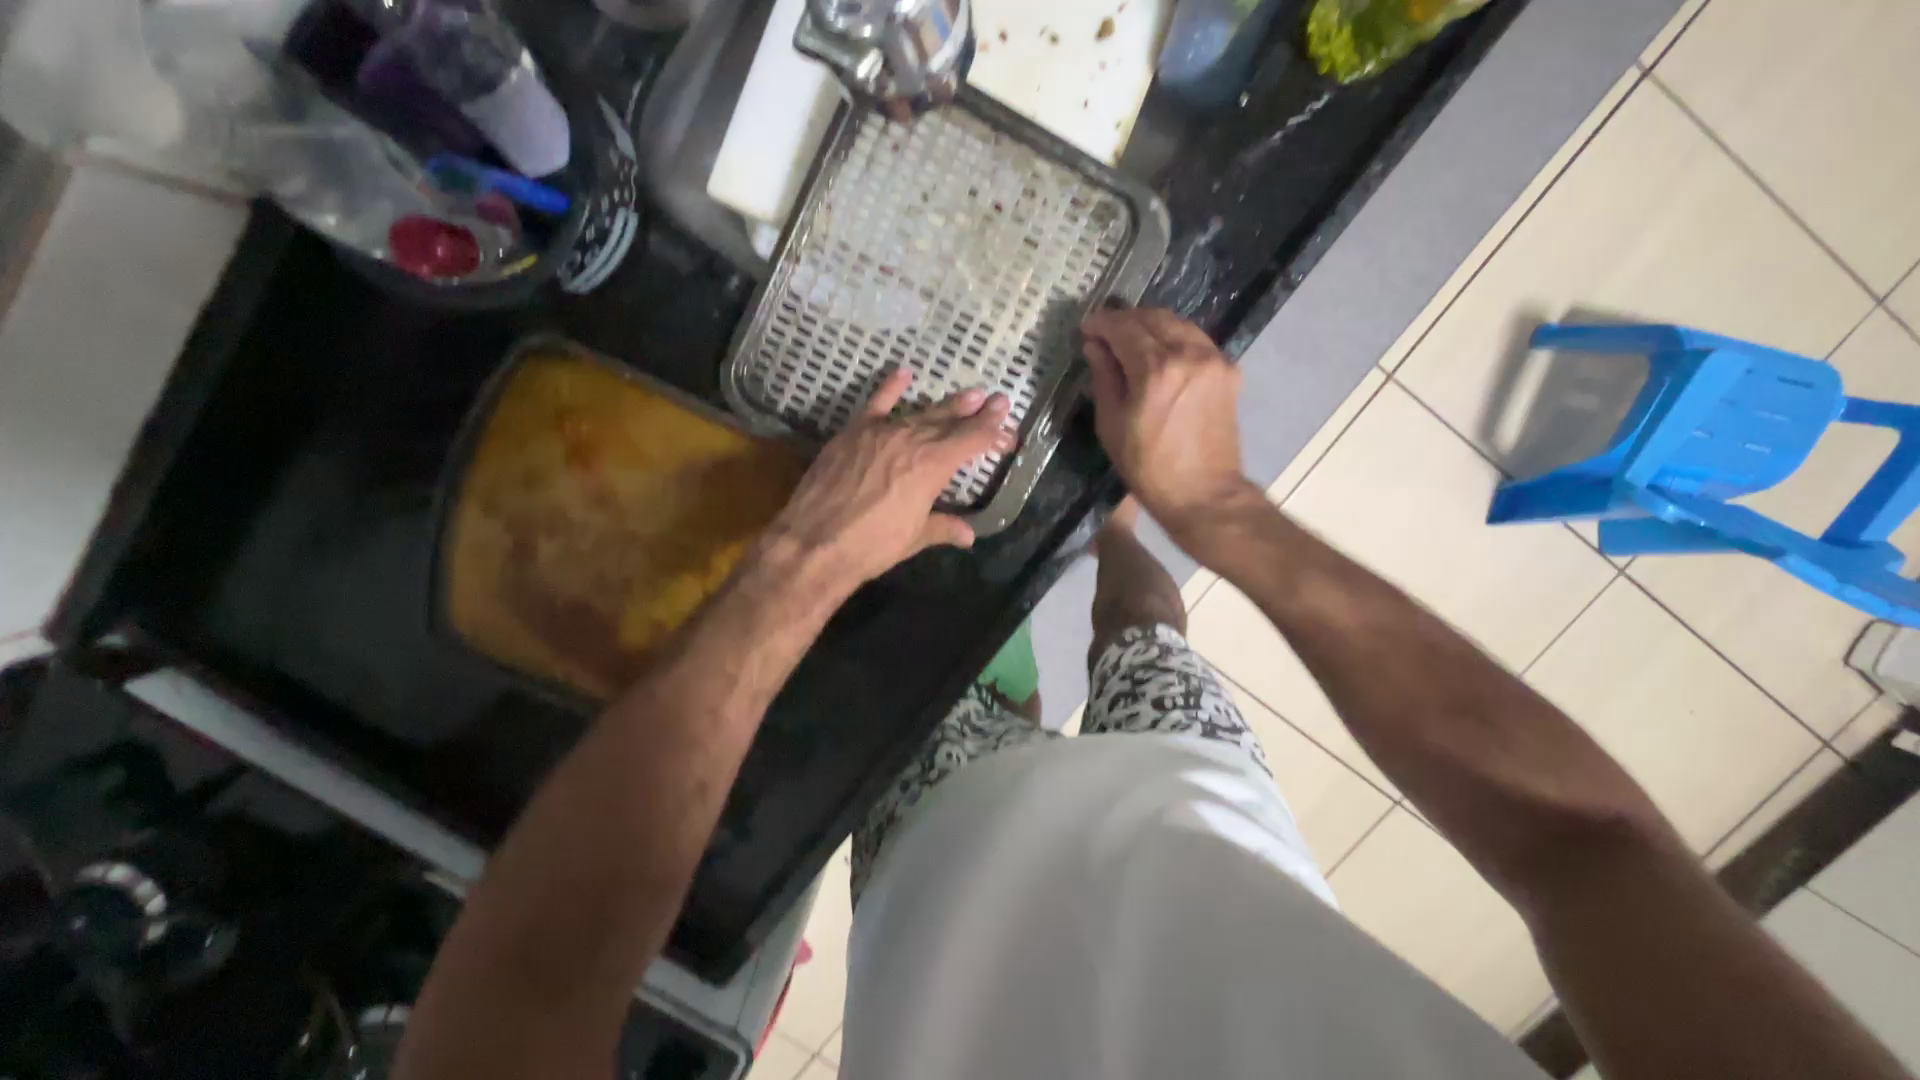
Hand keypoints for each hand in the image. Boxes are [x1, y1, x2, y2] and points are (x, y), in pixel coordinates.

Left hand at [765, 369, 1013, 588]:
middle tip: (997, 401)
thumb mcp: (914, 538)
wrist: (814, 542)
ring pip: (920, 413)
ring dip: (946, 405)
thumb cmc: (871, 546)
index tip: (1009, 428)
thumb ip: (942, 528)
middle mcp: (911, 440)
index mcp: (933, 465)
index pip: (973, 441)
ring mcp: (880, 432)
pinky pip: (876, 404)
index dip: (994, 433)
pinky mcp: (853, 432)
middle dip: (976, 414)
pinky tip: (905, 373)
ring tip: (969, 394)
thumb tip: (968, 534)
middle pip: (950, 421)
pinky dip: (891, 388)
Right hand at [1082, 307, 1255, 535]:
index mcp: (1156, 369)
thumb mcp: (1111, 424)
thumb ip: (1104, 377)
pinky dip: (1174, 338)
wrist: (1203, 492)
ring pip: (1178, 324)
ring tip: (1131, 342)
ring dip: (1151, 325)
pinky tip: (1161, 355)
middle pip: (1153, 317)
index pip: (1124, 327)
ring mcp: (1214, 359)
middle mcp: (1189, 354)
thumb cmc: (1148, 466)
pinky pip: (1196, 340)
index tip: (1087, 328)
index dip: (1101, 323)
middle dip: (1126, 320)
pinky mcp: (1228, 370)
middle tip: (1106, 334)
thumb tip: (1095, 346)